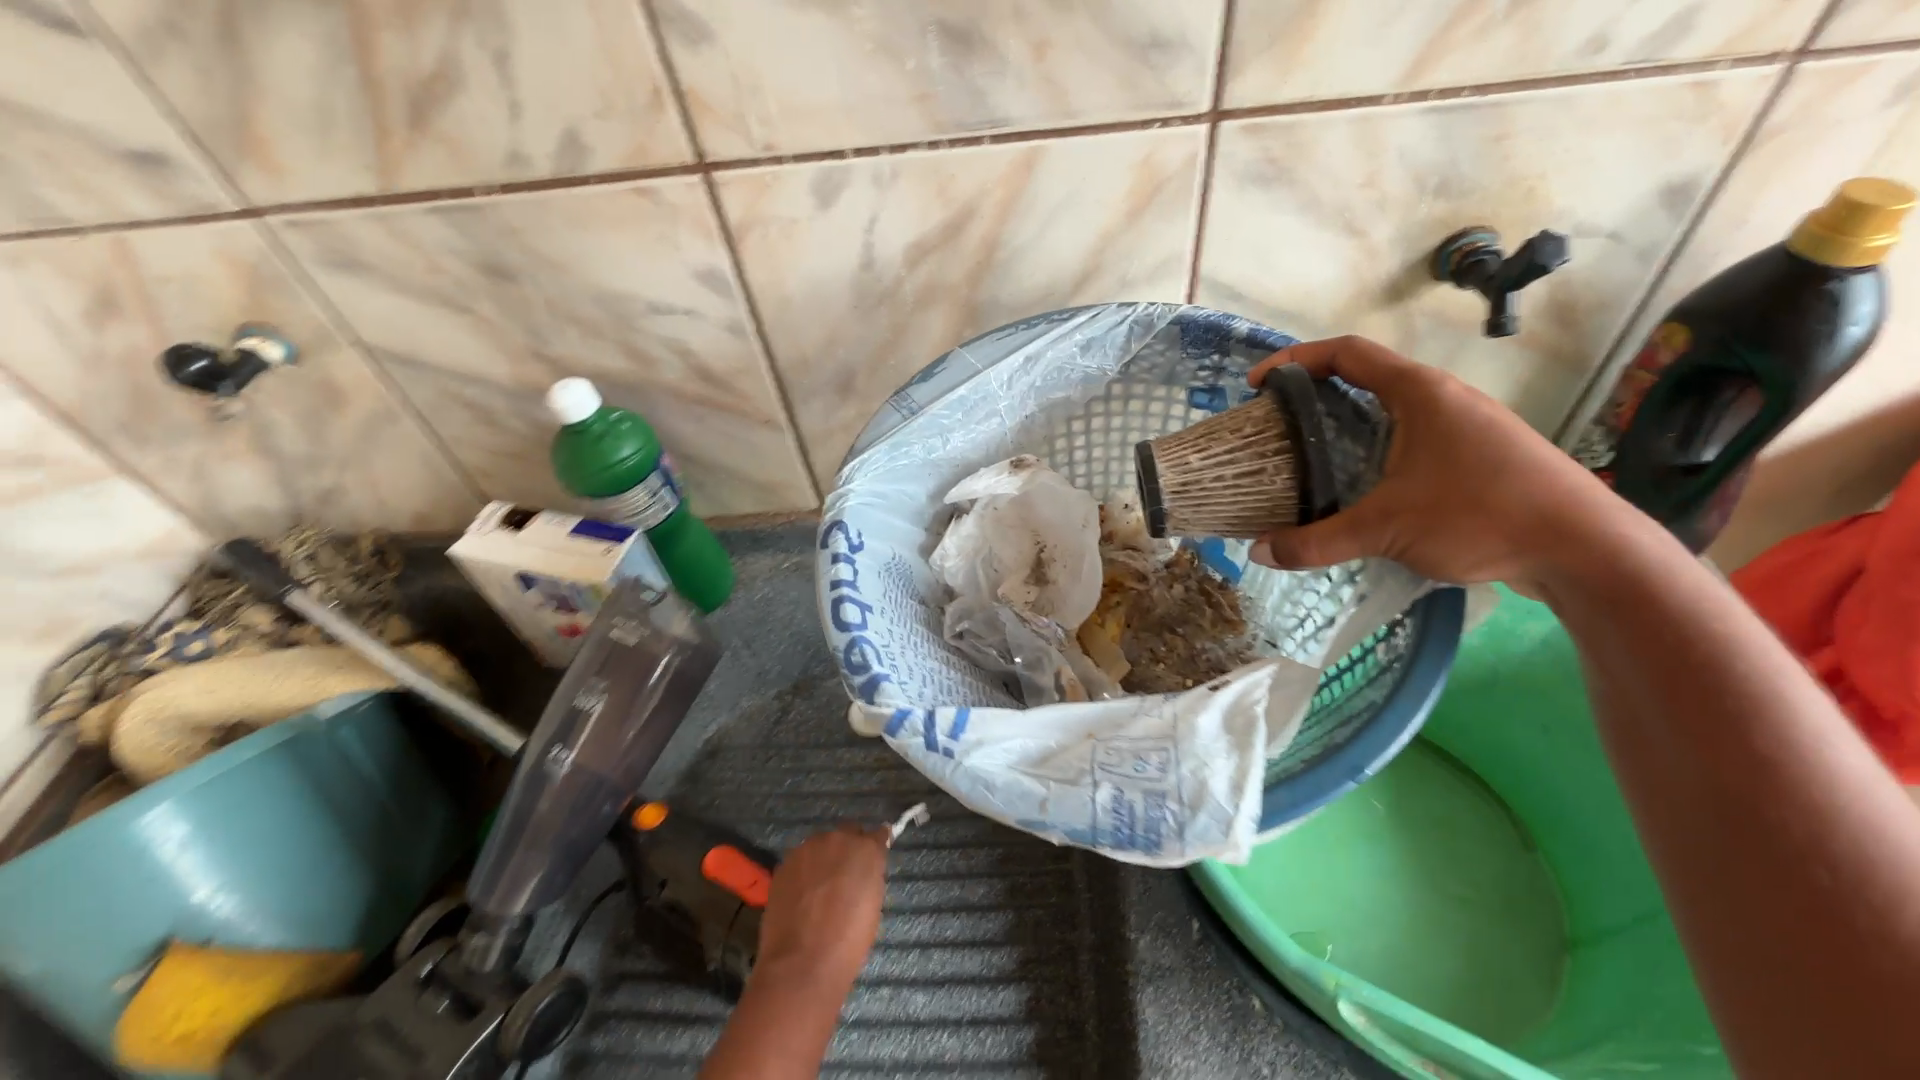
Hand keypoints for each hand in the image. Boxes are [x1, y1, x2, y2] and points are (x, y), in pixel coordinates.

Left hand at [756, 824, 889, 990]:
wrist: (802, 962)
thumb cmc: (849, 940)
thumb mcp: (873, 904)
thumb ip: (869, 876)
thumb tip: (864, 870)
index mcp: (866, 849)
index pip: (877, 835)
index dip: (875, 847)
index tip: (875, 858)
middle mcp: (837, 839)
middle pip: (846, 834)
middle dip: (848, 850)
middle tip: (847, 876)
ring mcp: (806, 850)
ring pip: (820, 846)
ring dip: (824, 859)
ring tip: (822, 888)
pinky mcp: (784, 864)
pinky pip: (800, 861)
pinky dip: (804, 872)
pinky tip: (803, 896)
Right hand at [1247, 336, 1631, 592]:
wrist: (1584, 547)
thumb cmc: (1481, 516)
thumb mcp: (1387, 530)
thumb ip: (1318, 541)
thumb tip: (1259, 550)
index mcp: (1419, 393)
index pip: (1346, 353)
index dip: (1295, 361)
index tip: (1257, 385)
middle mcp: (1443, 398)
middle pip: (1367, 378)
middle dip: (1316, 396)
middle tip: (1278, 426)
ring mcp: (1468, 426)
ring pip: (1393, 412)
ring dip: (1349, 426)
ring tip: (1312, 457)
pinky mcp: (1481, 456)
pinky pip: (1414, 439)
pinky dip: (1378, 451)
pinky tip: (1365, 489)